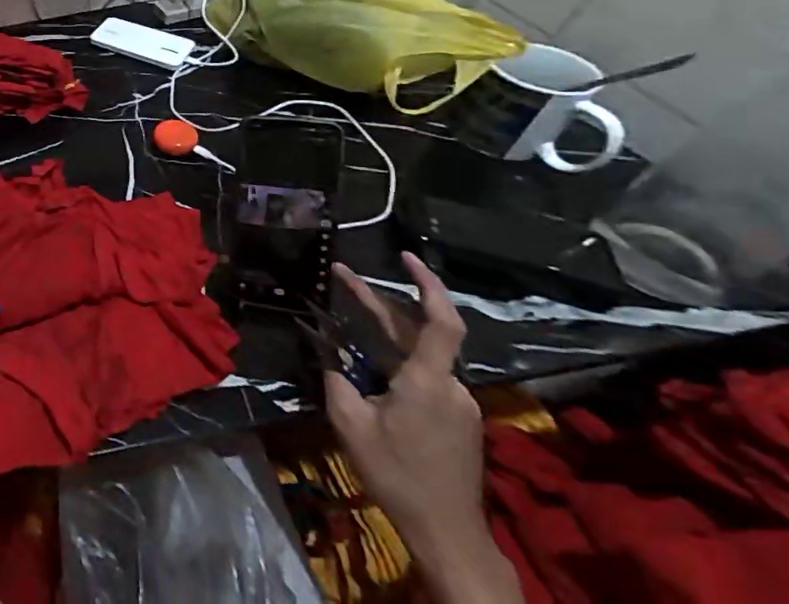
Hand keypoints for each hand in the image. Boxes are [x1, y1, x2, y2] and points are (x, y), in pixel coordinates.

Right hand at [326, 253, 521, 603]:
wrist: (447, 532)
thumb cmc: (396, 475)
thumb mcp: (351, 425)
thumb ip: (338, 379)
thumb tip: (327, 350)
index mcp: (427, 381)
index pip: (441, 320)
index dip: (428, 283)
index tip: (405, 256)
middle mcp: (450, 384)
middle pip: (419, 330)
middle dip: (379, 302)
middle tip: (343, 277)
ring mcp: (460, 402)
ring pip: (422, 356)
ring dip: (388, 336)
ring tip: (351, 325)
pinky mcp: (461, 419)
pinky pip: (428, 379)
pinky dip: (400, 365)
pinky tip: (376, 376)